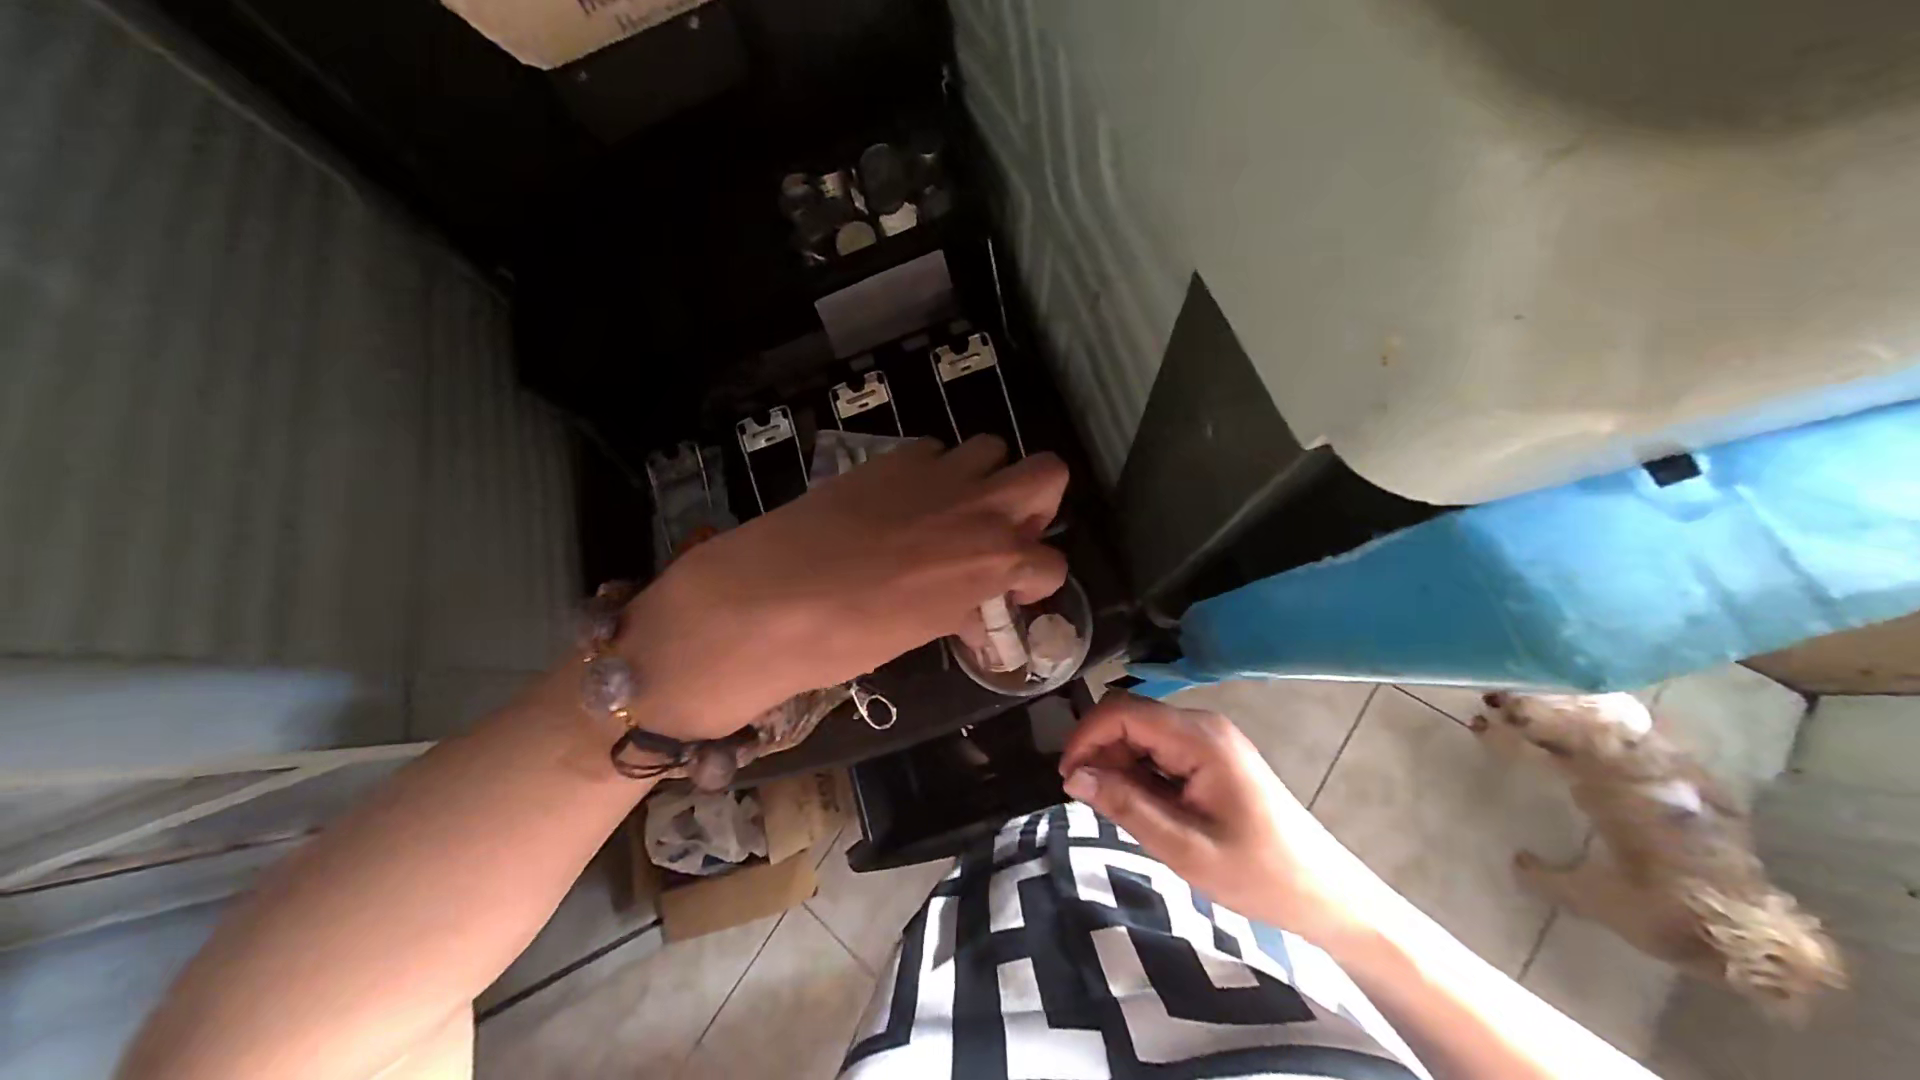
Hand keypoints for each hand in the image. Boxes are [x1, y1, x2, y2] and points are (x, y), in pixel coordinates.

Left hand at [618, 436, 1069, 738]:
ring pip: (992, 448)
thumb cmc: (848, 638)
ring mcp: (934, 474)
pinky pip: (934, 451)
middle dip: (1036, 503)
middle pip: (1048, 473)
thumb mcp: (921, 632)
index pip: (1051, 563)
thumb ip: (961, 606)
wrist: (767, 599)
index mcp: (992, 562)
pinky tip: (900, 501)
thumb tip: (972, 607)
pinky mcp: (891, 458)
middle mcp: (977, 507)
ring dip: (984, 478)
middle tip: (1001, 533)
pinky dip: (931, 473)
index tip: (1013, 593)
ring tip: (949, 511)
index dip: (1037, 581)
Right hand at [1058, 692, 1392, 946]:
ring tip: (1115, 808)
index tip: (1067, 777)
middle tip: (1088, 800)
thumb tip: (1073, 776)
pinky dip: (1138, 772)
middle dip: (1099, 751)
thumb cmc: (1259, 874)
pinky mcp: (1209, 755)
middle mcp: (1202, 725)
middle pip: (1130, 717)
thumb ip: (1126, 806)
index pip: (1123, 711)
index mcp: (1200, 738)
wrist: (1323, 892)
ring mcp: (1208, 738)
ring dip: (1117, 764)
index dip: (1086, 737)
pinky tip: (1140, 805)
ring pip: (1140, 733)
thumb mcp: (1184, 848)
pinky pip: (1158, 749)